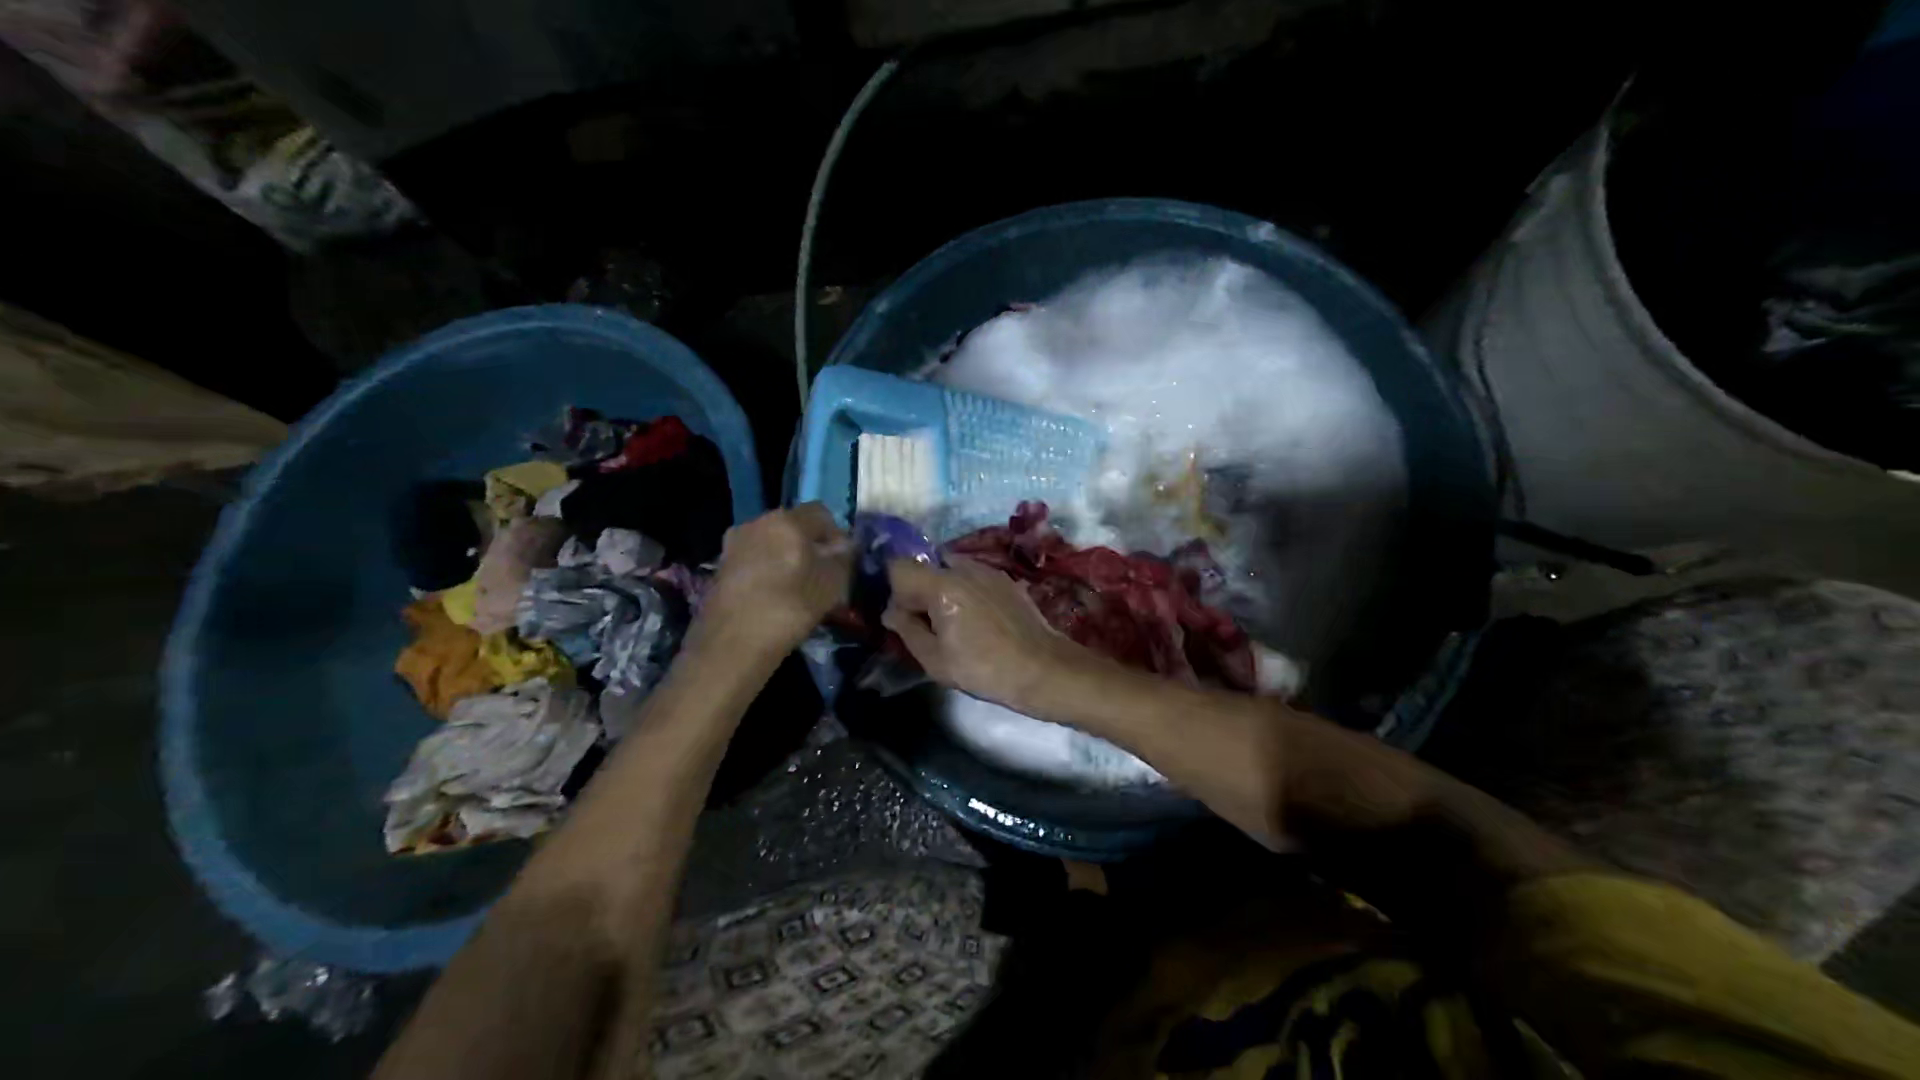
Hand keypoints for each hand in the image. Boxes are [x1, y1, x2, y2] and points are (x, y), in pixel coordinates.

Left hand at [699, 503, 852, 652]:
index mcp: (787, 520)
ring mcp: (734, 544)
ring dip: (788, 558)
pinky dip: (768, 571)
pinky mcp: (721, 567)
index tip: (842, 561)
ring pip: (772, 543)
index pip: (822, 513)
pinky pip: (754, 559)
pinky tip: (774, 597)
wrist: (731, 644)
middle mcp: (757, 522)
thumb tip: (845, 546)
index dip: (837, 534)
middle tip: (822, 575)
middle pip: (794, 526)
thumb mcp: (832, 584)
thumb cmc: (789, 607)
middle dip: (811, 546)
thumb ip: (844, 558)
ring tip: (797, 588)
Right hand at [883, 557, 1099, 711]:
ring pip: (950, 570)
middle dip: (919, 590)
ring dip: (943, 590)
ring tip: (955, 624)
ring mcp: (988, 570)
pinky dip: (965, 592)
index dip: (894, 591)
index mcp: (942, 585)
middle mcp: (963, 568)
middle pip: (926, 566)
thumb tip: (892, 611)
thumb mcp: (935, 660)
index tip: (904, 618)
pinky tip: (978, 621)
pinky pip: (972, 577)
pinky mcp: (1005, 579)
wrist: (1043, 668)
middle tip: (928, 624)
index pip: (899, 567)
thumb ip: (906, 629)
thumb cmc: (984, 669)